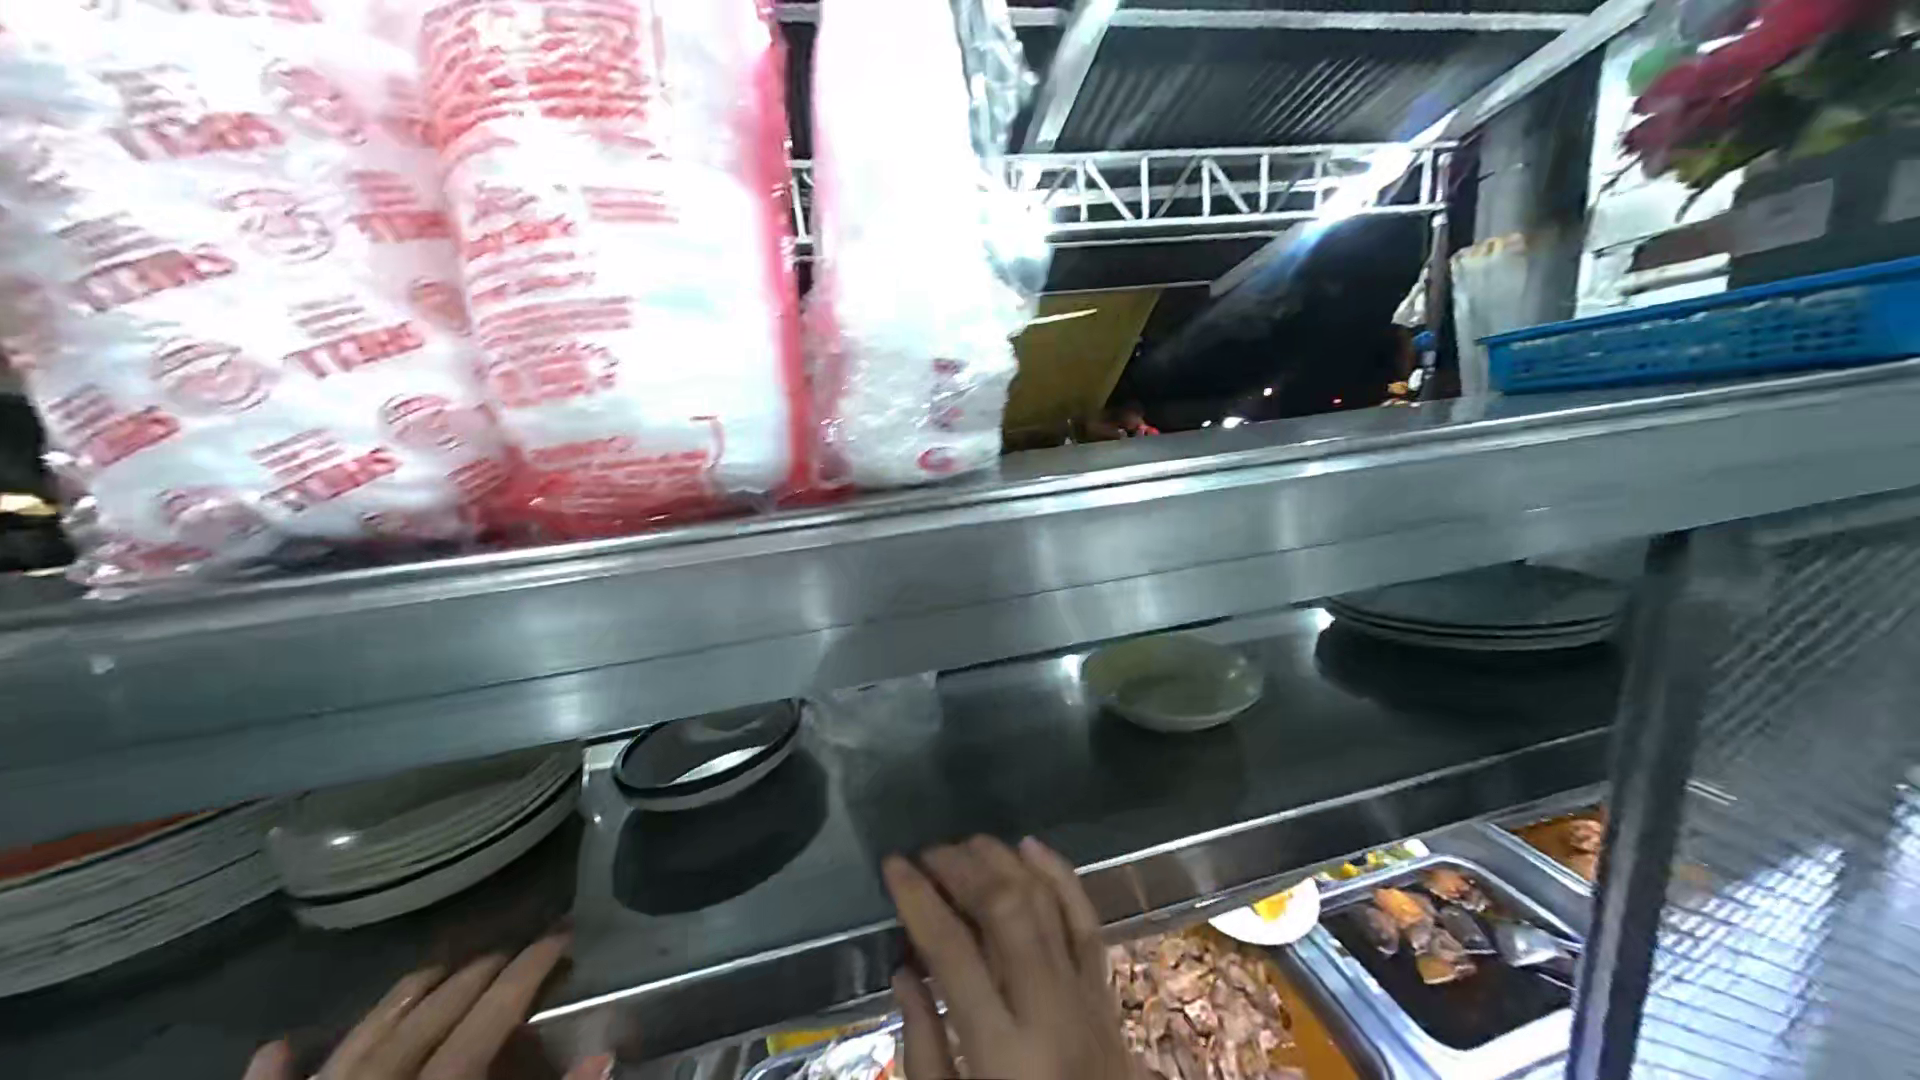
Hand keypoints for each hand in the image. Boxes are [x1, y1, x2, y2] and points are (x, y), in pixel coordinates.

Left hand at [241, 931, 609, 1079]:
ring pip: (357, 1045)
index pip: (484, 1022)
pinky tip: (278, 1050)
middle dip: (475, 976)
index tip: (560, 938)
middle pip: (425, 1021)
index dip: (525, 975)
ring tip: (438, 970)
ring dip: (398, 1002)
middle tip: (515, 949)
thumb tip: (602, 1056)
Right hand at [882, 837, 1133, 1079]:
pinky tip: (1031, 847)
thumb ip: (923, 1048)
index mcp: (1001, 1051)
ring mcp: (1084, 996)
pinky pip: (1086, 919)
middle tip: (929, 853)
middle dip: (963, 868)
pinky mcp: (1106, 993)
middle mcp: (1048, 1010)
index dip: (918, 898)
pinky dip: (1059, 876)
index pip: (952, 949)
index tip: (893, 865)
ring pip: (1045, 902)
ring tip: (967, 844)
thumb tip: (903, 970)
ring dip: (1004, 862)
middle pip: (1005, 909)